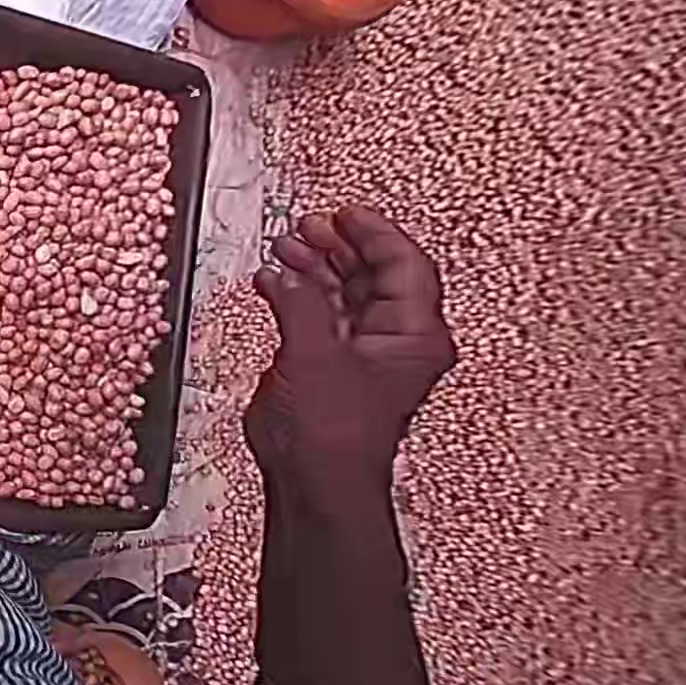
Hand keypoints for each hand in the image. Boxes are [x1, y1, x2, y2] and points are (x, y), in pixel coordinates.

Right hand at [243, 207, 455, 486]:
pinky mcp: (320, 359)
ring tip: (283, 248)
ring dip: (311, 268)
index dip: (375, 236)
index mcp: (413, 335)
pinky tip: (272, 281)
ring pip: (338, 293)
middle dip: (336, 248)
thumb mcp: (315, 356)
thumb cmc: (331, 426)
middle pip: (370, 276)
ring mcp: (353, 348)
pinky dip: (291, 294)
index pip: (403, 268)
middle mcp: (389, 338)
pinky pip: (311, 313)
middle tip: (303, 228)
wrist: (311, 469)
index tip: (343, 215)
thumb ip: (300, 308)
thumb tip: (284, 274)